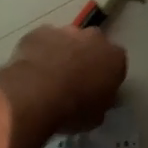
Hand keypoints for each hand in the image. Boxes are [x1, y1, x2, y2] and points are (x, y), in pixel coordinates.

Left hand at [0, 25, 127, 133]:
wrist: (37, 95)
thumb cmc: (73, 109)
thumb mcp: (96, 117)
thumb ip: (102, 102)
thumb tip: (98, 99)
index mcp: (114, 58)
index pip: (116, 63)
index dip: (105, 76)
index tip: (96, 89)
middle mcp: (95, 38)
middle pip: (93, 44)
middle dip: (85, 57)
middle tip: (73, 79)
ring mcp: (67, 31)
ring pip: (68, 39)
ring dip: (63, 51)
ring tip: (49, 75)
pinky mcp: (41, 31)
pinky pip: (44, 39)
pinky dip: (40, 50)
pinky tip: (32, 68)